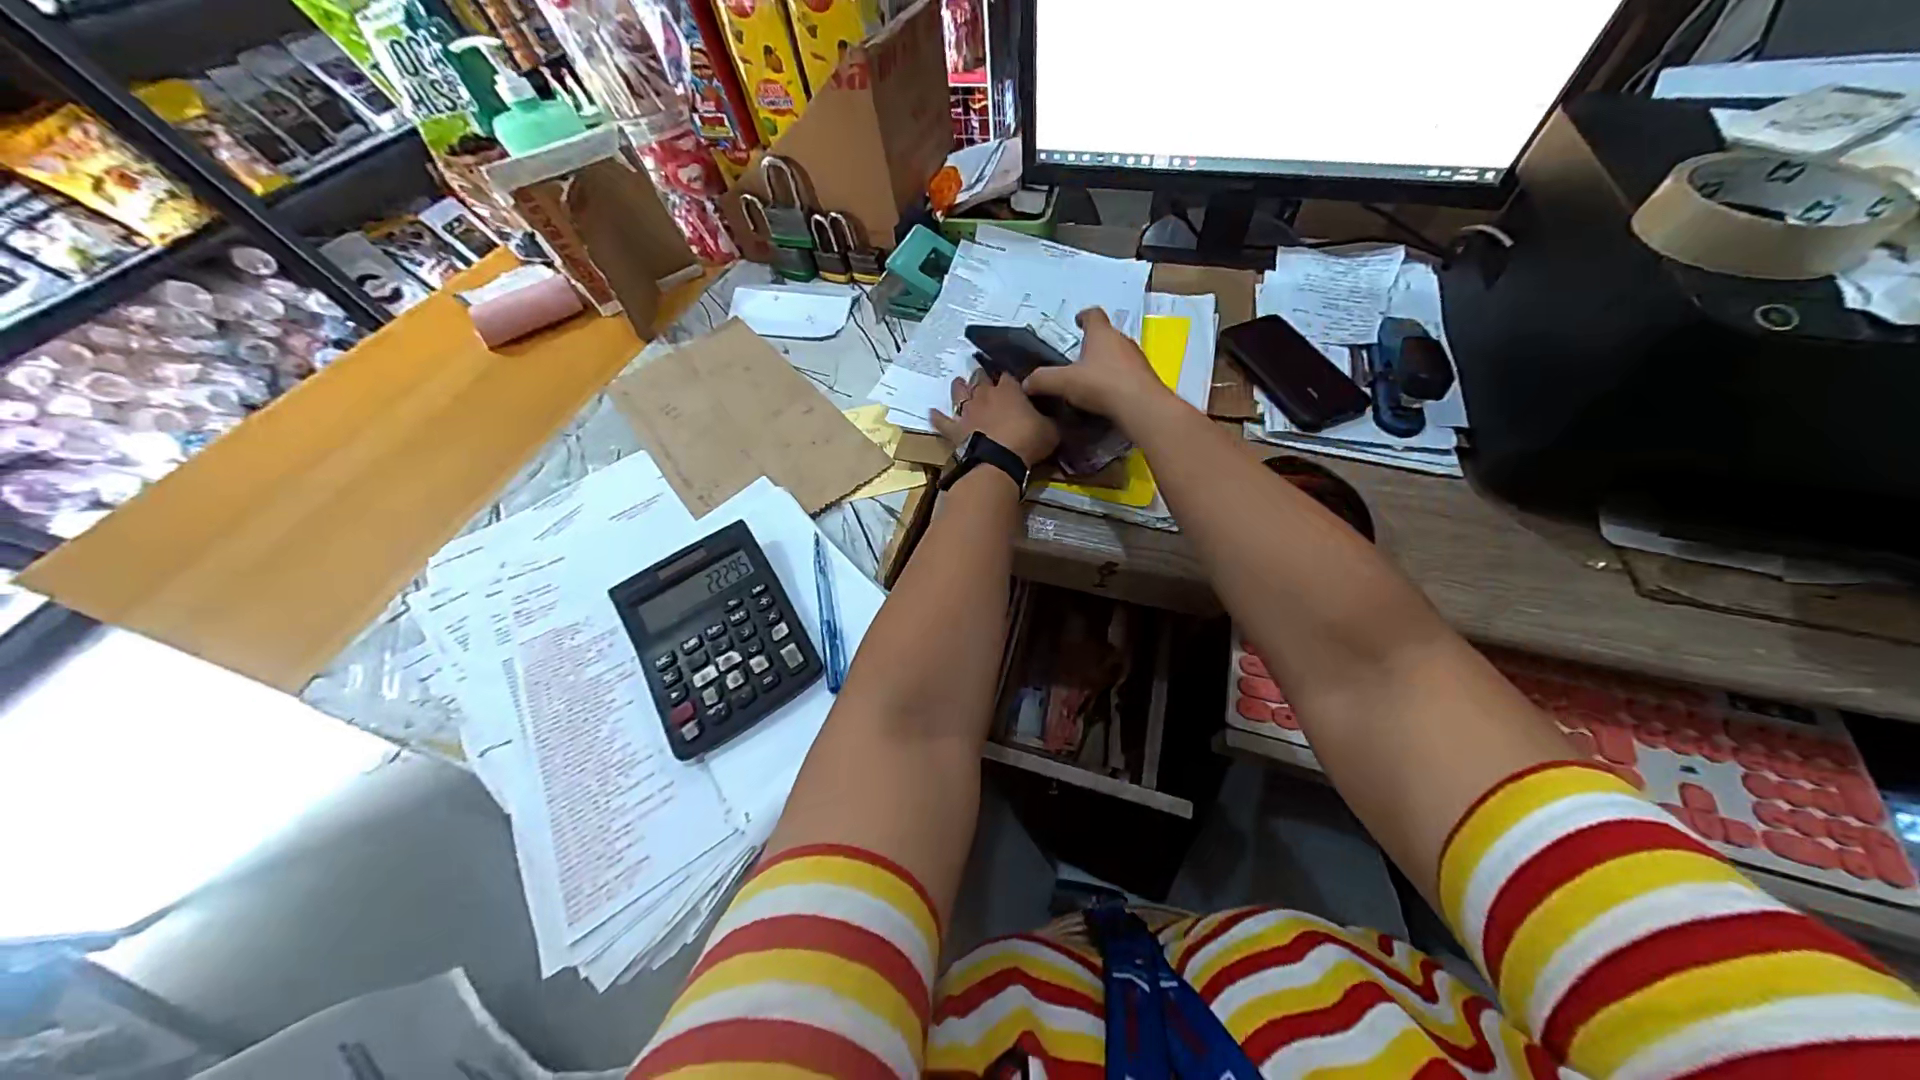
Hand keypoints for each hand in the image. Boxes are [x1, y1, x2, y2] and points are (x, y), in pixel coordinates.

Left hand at [930, 369, 1059, 467]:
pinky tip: (931, 412)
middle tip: (984, 377)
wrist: (997, 461)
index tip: (1014, 380)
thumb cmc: (1027, 441)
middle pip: (981, 378)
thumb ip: (1051, 420)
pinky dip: (937, 417)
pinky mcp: (954, 430)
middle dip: (983, 376)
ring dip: (960, 387)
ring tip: (960, 383)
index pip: (1010, 376)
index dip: (1011, 377)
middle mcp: (985, 395)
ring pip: (959, 393)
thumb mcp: (1052, 431)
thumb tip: (1056, 417)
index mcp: (1010, 390)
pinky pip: (942, 421)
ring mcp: (967, 411)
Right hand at [1022, 308, 1176, 422]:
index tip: (1077, 321)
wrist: (1141, 406)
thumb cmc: (1101, 385)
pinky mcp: (1145, 378)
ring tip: (1092, 378)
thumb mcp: (1064, 383)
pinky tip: (1108, 395)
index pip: (1093, 314)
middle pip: (1106, 335)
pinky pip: (1127, 373)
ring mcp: (1137, 359)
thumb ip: (1043, 380)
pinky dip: (1117, 379)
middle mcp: (1122, 340)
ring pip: (1118, 354)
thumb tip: (1026, 383)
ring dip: (1106, 362)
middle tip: (1079, 358)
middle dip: (1094, 344)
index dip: (1084, 316)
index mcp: (1101, 334)